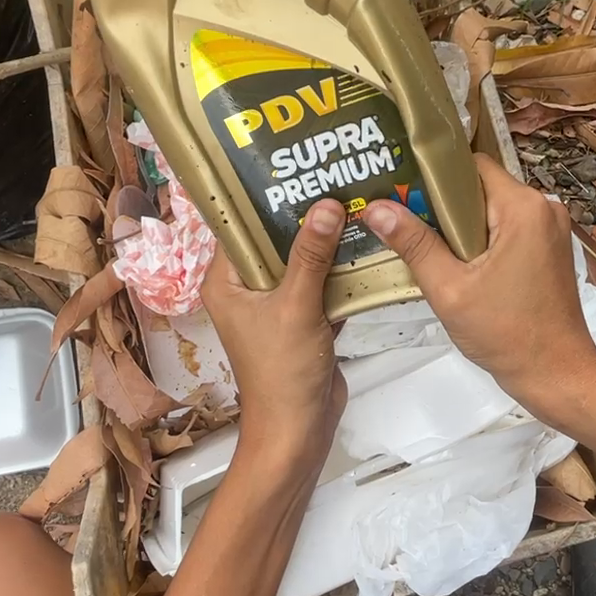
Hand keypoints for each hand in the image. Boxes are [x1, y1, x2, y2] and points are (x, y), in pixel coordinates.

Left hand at [202, 198, 347, 456]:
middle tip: (337, 178)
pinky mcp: (305, 321)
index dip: (264, 197)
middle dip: (305, 216)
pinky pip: (322, 286)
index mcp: (227, 282)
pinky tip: (368, 246)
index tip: (295, 166)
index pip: (240, 226)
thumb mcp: (295, 307)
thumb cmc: (283, 371)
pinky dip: (341, 273)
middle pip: (276, 241)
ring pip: (303, 263)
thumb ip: (311, 256)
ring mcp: (278, 305)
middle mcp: (248, 289)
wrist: (299, 429)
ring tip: (357, 203)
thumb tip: (325, 204)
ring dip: (328, 243)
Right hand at [361, 153, 595, 411]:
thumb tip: (375, 208)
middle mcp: (543, 208)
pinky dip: (479, 241)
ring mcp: (549, 230)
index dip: (431, 175)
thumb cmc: (505, 334)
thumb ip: (413, 244)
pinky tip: (453, 263)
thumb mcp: (449, 290)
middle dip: (441, 205)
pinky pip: (505, 230)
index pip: (468, 166)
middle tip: (401, 221)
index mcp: (523, 208)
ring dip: (458, 226)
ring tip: (421, 244)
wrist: (556, 375)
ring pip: (490, 210)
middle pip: (479, 187)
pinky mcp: (548, 250)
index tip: (398, 191)